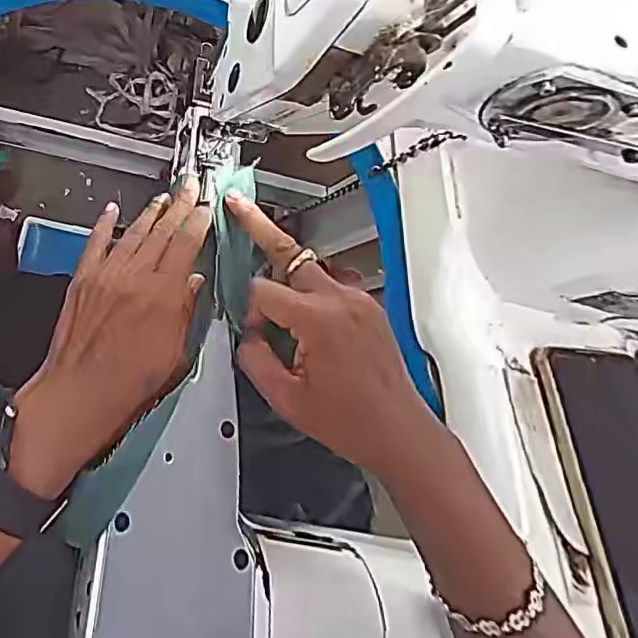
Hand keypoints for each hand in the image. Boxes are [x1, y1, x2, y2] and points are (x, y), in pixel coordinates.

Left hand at [10, 179, 211, 497]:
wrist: (78, 394)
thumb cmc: (128, 384)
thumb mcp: (176, 354)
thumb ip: (186, 312)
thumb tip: (193, 285)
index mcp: (162, 295)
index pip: (186, 244)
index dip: (199, 222)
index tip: (206, 208)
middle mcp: (134, 278)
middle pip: (162, 231)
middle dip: (179, 205)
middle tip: (189, 187)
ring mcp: (106, 276)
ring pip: (133, 233)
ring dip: (150, 213)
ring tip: (163, 198)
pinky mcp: (83, 281)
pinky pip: (96, 243)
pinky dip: (105, 225)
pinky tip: (112, 211)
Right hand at [224, 194, 442, 478]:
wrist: (398, 431)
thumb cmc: (353, 421)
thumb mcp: (286, 398)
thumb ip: (255, 358)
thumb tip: (248, 336)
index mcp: (318, 321)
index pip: (264, 290)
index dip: (249, 310)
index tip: (251, 330)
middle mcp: (342, 301)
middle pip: (291, 254)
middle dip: (260, 230)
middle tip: (239, 206)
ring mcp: (359, 301)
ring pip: (312, 267)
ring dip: (287, 269)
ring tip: (264, 250)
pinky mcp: (369, 307)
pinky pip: (332, 284)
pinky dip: (312, 289)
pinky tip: (305, 313)